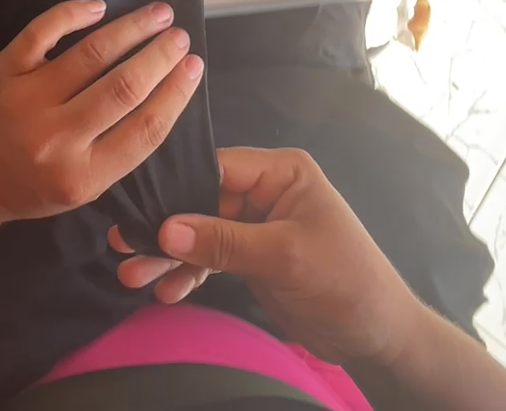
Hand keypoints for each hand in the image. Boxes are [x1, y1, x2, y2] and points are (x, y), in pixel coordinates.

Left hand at [0, 0, 203, 227]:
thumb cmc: (31, 185)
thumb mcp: (82, 186)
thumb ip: (120, 148)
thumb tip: (165, 91)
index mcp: (84, 176)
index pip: (145, 129)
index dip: (176, 93)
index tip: (195, 66)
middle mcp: (56, 140)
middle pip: (123, 88)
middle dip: (159, 56)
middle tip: (180, 35)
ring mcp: (27, 101)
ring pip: (90, 55)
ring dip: (131, 29)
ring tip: (158, 13)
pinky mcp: (3, 72)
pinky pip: (42, 32)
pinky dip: (72, 14)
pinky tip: (99, 6)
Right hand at [111, 146, 421, 366]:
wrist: (381, 337)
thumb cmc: (344, 281)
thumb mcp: (284, 257)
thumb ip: (224, 241)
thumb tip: (165, 230)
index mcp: (280, 171)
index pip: (217, 168)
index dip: (177, 189)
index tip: (137, 211)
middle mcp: (266, 190)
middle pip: (203, 201)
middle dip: (167, 229)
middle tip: (124, 247)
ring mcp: (258, 224)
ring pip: (202, 232)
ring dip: (172, 256)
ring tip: (134, 277)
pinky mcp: (253, 256)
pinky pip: (212, 257)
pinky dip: (190, 273)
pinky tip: (167, 292)